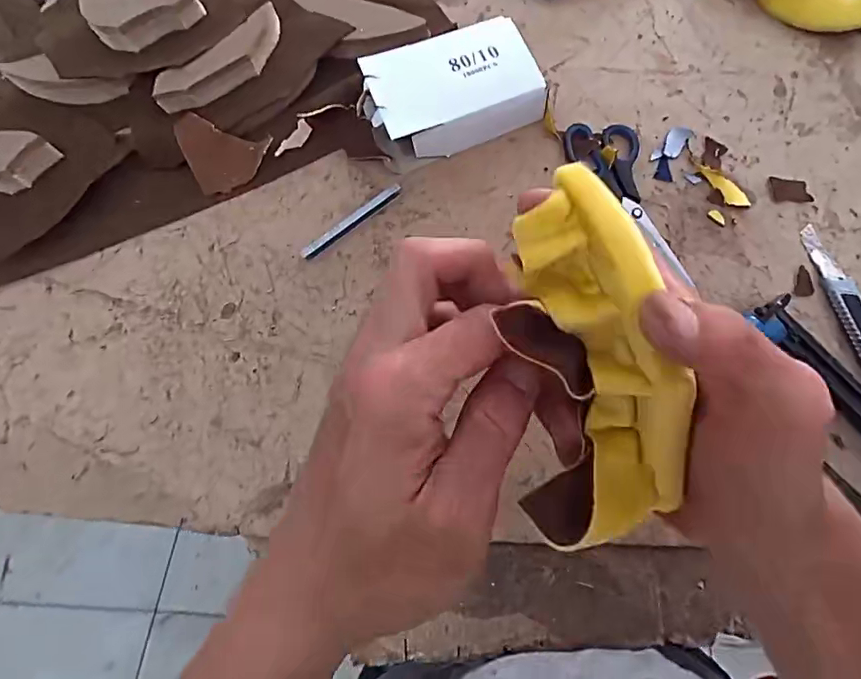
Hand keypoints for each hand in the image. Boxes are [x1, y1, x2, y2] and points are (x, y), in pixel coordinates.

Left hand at [188, 238, 542, 678]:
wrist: (301, 600)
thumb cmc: (381, 570)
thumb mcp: (458, 516)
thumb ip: (497, 424)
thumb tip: (534, 356)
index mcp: (395, 390)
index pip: (477, 319)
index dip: (528, 326)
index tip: (560, 355)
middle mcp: (372, 358)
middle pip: (421, 260)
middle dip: (483, 269)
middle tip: (523, 316)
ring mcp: (364, 361)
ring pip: (416, 277)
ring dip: (470, 287)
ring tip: (511, 337)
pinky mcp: (368, 374)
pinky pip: (413, 310)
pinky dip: (455, 311)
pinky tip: (482, 362)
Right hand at [509, 187, 835, 558]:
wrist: (764, 539)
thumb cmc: (779, 460)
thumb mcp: (777, 396)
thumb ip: (728, 345)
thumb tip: (654, 303)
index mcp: (693, 321)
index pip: (639, 268)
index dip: (593, 234)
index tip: (539, 208)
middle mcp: (654, 342)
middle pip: (595, 300)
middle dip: (546, 276)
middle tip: (492, 271)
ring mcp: (628, 383)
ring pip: (574, 344)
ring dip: (533, 331)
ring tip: (485, 325)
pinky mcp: (609, 423)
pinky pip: (570, 395)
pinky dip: (542, 385)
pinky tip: (510, 382)